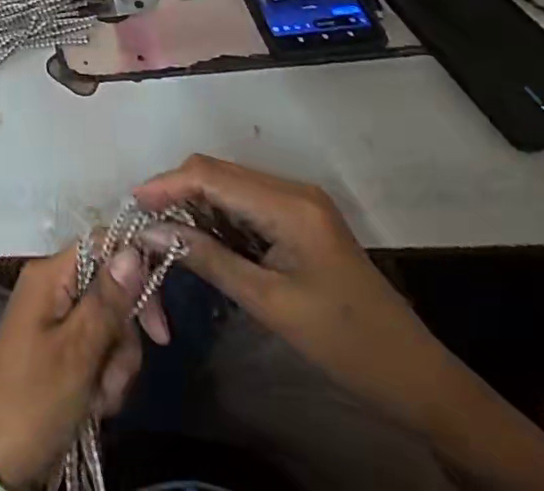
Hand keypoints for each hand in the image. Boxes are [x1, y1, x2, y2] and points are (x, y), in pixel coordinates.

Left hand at [0, 244, 160, 489]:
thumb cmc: (31, 400)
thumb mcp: (77, 352)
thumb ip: (108, 299)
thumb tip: (133, 248)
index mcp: (50, 275)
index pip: (104, 245)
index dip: (137, 273)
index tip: (157, 321)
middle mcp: (52, 288)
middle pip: (112, 291)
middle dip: (124, 338)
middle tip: (116, 376)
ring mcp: (55, 320)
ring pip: (110, 326)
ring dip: (115, 366)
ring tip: (99, 399)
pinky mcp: (59, 350)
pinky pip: (97, 351)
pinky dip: (103, 379)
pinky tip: (94, 405)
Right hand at [136, 156, 543, 490]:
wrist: (411, 371)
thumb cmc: (341, 341)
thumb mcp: (266, 302)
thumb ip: (207, 258)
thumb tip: (150, 233)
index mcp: (289, 205)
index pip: (211, 174)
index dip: (166, 184)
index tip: (132, 207)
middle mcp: (293, 189)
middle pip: (218, 171)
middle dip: (176, 191)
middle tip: (145, 226)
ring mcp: (299, 201)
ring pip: (228, 184)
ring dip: (194, 202)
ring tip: (165, 234)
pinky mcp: (300, 216)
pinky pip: (246, 201)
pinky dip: (217, 214)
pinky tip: (202, 238)